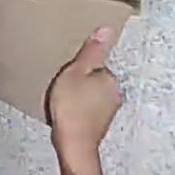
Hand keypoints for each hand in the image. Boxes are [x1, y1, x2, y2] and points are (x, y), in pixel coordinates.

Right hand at [46, 27, 120, 172]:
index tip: (65, 71)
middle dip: (78, 79)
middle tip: (61, 84)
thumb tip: (107, 29)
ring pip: (89, 92)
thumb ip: (91, 51)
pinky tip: (64, 109)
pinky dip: (76, 106)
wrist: (73, 144)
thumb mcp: (75, 72)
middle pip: (93, 77)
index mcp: (111, 79)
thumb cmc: (72, 108)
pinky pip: (86, 106)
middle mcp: (115, 94)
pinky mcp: (98, 122)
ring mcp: (107, 110)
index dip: (77, 65)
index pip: (95, 63)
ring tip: (60, 97)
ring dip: (76, 93)